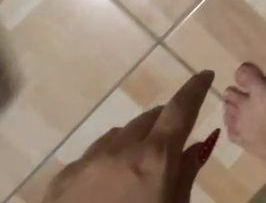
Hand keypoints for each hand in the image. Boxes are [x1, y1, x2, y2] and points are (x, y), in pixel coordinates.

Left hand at [45, 71, 218, 202]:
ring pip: (118, 134)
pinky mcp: (60, 182)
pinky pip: (90, 157)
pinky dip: (104, 162)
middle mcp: (121, 150)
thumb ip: (184, 176)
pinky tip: (103, 190)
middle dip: (163, 123)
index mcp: (156, 158)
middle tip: (169, 141)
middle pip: (150, 117)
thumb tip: (196, 145)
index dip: (196, 88)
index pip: (182, 107)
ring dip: (133, 141)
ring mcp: (87, 163)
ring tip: (134, 170)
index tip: (205, 75)